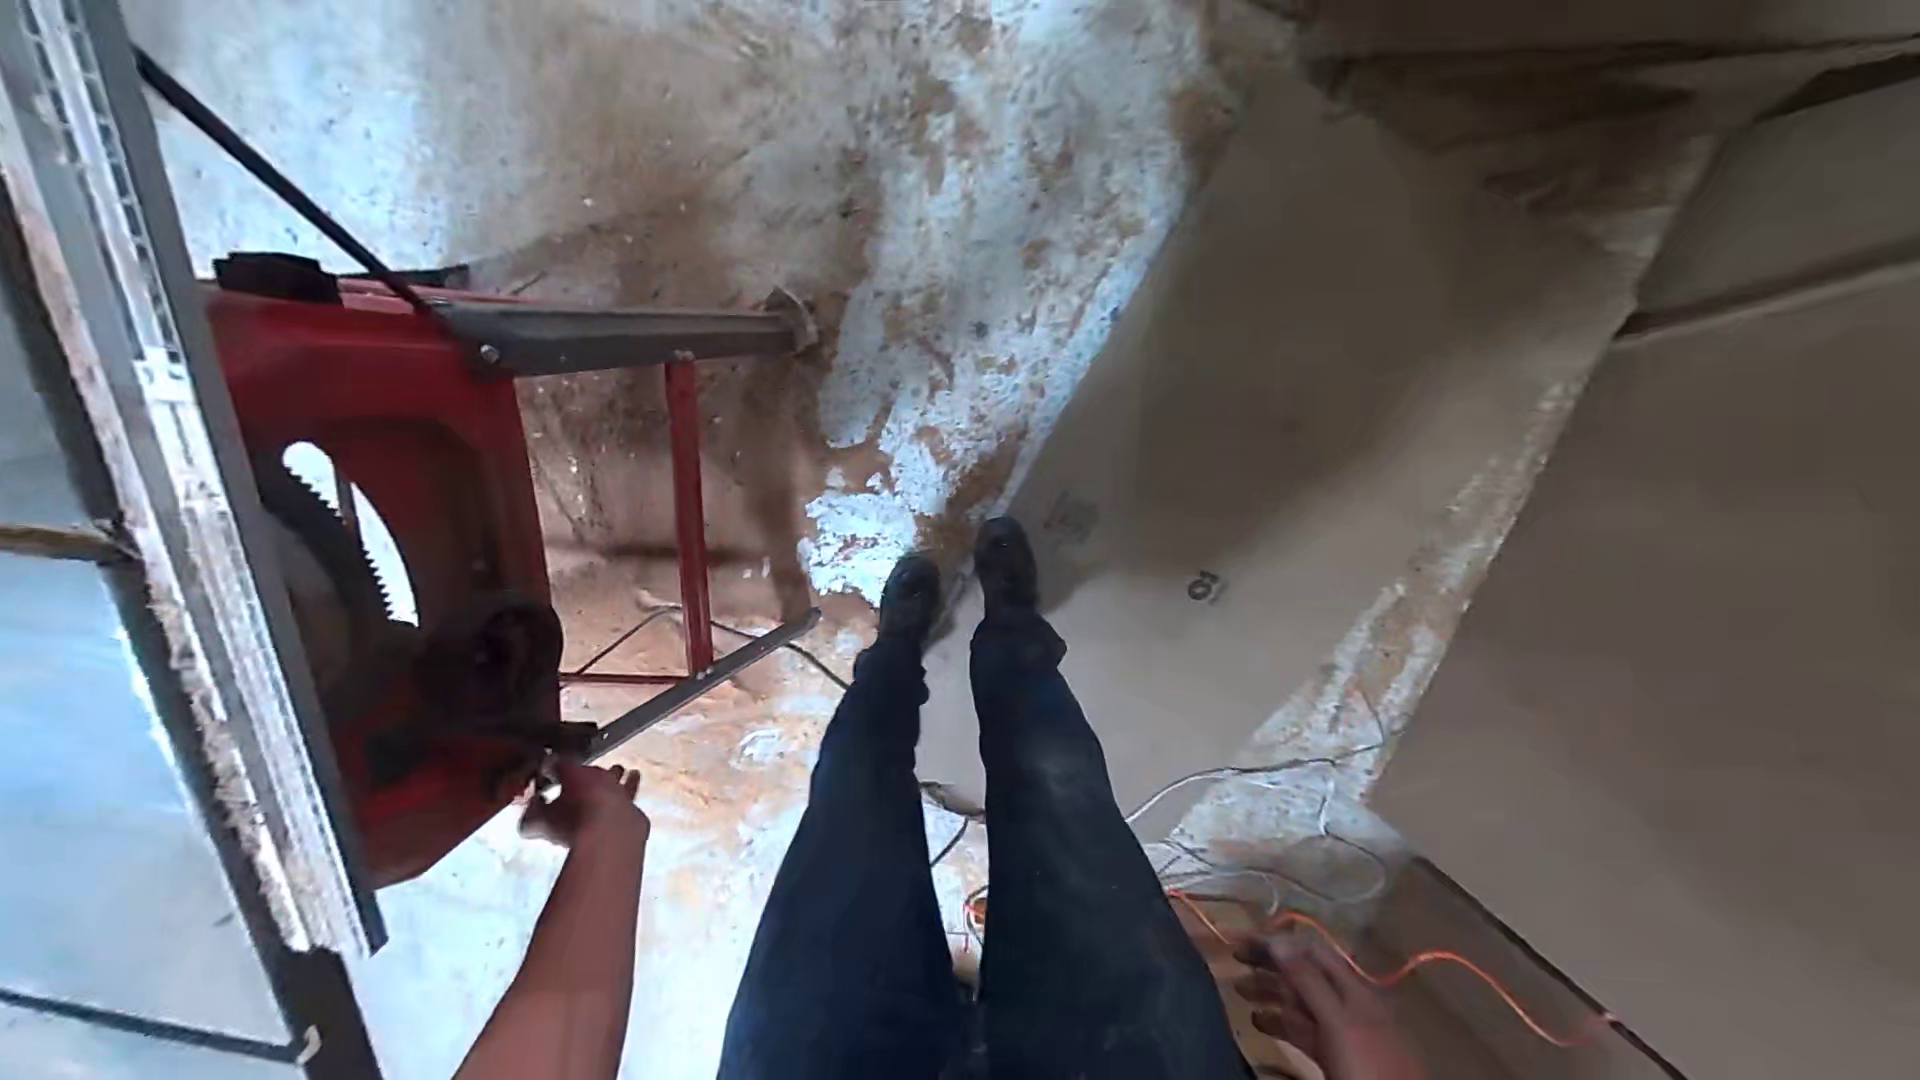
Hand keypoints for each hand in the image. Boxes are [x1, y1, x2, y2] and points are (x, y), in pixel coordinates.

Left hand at [521, 761, 648, 849]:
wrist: (616, 831)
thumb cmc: (586, 803)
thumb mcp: (572, 775)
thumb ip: (560, 766)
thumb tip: (549, 761)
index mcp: (543, 818)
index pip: (532, 810)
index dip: (538, 795)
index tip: (549, 780)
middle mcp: (563, 827)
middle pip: (569, 803)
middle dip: (582, 785)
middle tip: (592, 768)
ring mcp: (591, 827)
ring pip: (597, 801)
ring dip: (607, 784)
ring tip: (618, 768)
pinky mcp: (614, 826)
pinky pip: (619, 803)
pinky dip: (625, 788)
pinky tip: (634, 775)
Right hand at [1235, 939, 1425, 1079]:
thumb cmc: (1368, 1068)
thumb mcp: (1338, 1021)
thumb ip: (1308, 979)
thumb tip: (1275, 938)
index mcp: (1353, 989)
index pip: (1310, 951)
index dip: (1277, 941)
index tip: (1243, 938)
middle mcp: (1347, 1003)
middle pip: (1302, 974)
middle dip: (1268, 965)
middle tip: (1234, 960)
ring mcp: (1341, 1032)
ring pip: (1299, 1002)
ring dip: (1269, 993)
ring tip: (1239, 991)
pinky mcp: (1334, 1057)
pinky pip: (1302, 1030)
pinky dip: (1279, 1023)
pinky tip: (1258, 1022)